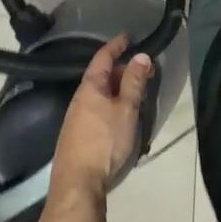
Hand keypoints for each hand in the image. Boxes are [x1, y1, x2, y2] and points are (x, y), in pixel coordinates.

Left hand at [52, 35, 153, 202]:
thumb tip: (141, 55)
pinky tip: (122, 116)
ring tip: (137, 93)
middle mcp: (80, 99)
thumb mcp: (126, 109)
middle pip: (102, 76)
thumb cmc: (104, 141)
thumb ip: (134, 82)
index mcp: (90, 87)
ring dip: (118, 89)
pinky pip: (97, 109)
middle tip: (144, 70)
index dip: (116, 45)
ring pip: (100, 94)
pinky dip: (112, 104)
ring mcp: (76, 118)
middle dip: (122, 69)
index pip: (103, 57)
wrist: (77, 184)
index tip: (129, 37)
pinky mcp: (78, 136)